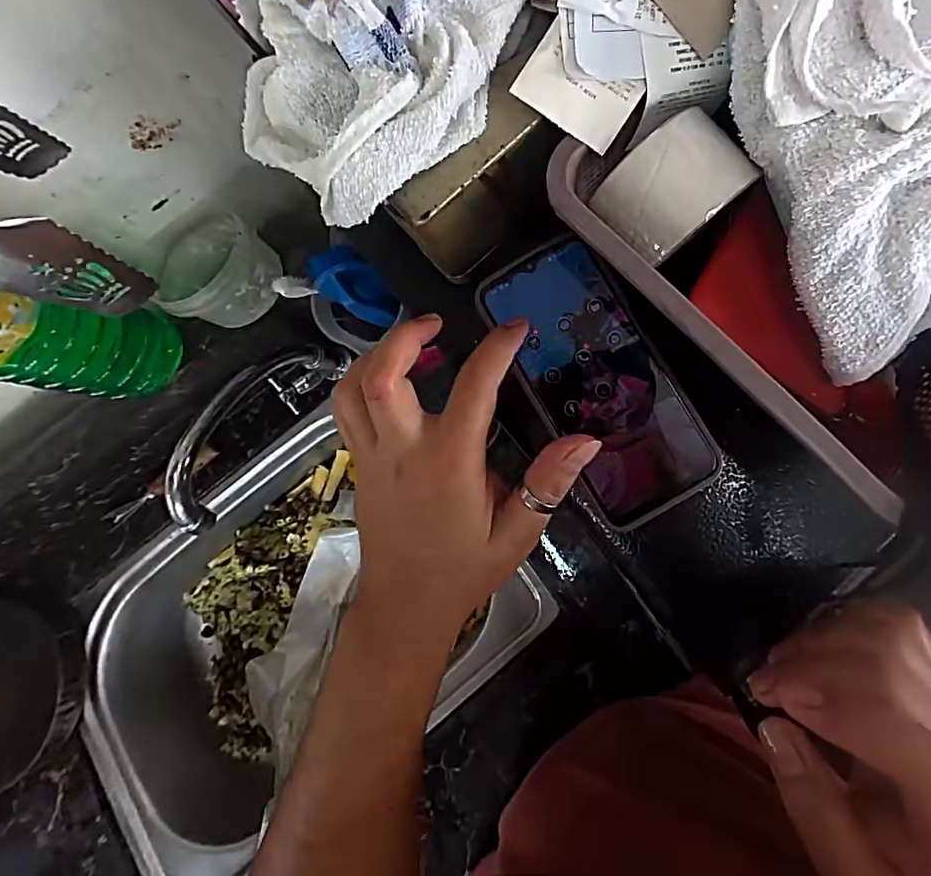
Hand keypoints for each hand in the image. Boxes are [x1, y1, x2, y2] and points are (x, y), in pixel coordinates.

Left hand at [333, 315, 600, 650]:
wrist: (404, 608)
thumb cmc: (463, 570)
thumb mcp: (517, 532)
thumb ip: (548, 484)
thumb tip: (586, 442)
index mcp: (448, 462)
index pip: (473, 388)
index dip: (496, 349)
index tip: (515, 328)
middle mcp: (403, 450)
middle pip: (383, 375)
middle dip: (406, 335)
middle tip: (436, 323)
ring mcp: (372, 456)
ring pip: (354, 387)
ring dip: (376, 353)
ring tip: (408, 342)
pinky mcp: (358, 464)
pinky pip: (344, 410)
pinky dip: (359, 380)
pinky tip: (385, 378)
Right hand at [747, 603, 930, 875]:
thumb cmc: (909, 875)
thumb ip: (816, 813)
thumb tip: (772, 725)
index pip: (900, 722)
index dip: (827, 693)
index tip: (767, 695)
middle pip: (893, 665)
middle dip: (815, 659)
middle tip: (764, 680)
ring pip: (895, 635)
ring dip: (826, 636)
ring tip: (786, 663)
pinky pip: (899, 628)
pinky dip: (849, 622)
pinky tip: (819, 646)